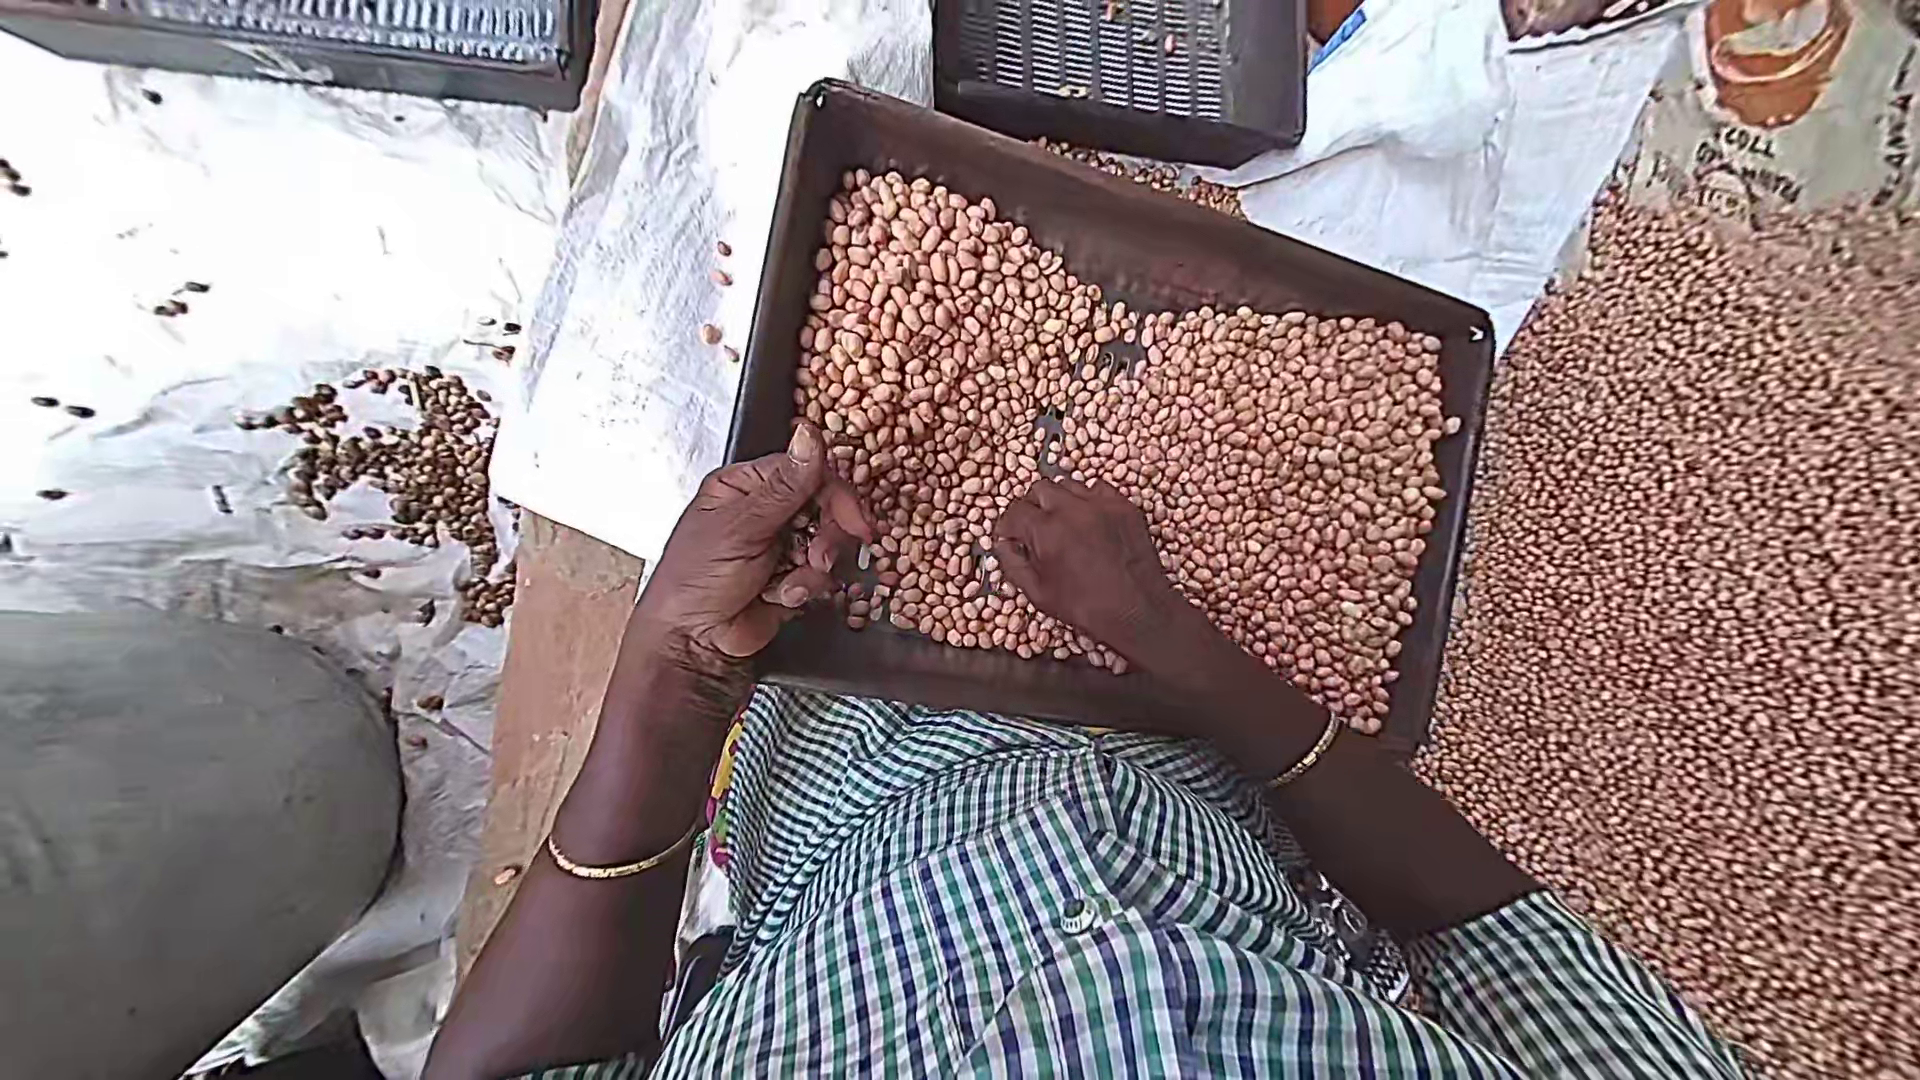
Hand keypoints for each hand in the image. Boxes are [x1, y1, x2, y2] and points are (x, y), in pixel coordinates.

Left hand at [626, 421, 871, 694]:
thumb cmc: (696, 580)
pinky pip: (822, 573)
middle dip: (827, 537)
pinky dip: (806, 587)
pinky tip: (781, 597)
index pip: (808, 472)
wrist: (693, 644)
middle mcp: (767, 510)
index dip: (836, 495)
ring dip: (814, 568)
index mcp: (747, 486)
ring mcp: (782, 543)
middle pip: (826, 507)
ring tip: (789, 585)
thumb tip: (809, 434)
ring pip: (829, 542)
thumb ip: (784, 485)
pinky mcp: (794, 574)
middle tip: (819, 558)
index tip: (854, 520)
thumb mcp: (741, 526)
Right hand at [992, 476, 1202, 667]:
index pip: (1015, 512)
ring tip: (1061, 522)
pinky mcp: (1124, 507)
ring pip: (1068, 485)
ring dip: (1058, 501)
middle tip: (1033, 527)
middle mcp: (1072, 510)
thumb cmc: (1087, 608)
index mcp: (1046, 531)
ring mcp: (1101, 505)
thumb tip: (1003, 546)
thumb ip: (1013, 564)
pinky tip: (1087, 519)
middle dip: (1031, 507)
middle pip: (1039, 489)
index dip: (1008, 525)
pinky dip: (1088, 500)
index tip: (1010, 535)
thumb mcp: (1038, 593)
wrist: (1137, 611)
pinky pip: (1098, 489)